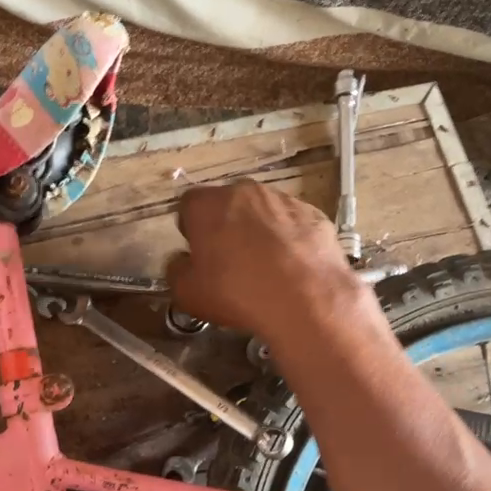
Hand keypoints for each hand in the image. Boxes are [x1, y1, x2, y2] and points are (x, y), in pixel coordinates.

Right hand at [165, 181, 368, 337]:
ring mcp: (283, 200)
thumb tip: (181, 261)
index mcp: (207, 205)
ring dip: (258, 231)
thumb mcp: (187, 294)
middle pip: (227, 204)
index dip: (190, 228)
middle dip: (225, 226)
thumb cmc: (235, 292)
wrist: (305, 299)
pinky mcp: (314, 214)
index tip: (197, 253)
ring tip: (264, 268)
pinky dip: (288, 240)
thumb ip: (176, 271)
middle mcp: (245, 191)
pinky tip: (290, 269)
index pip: (188, 204)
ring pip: (262, 211)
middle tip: (228, 262)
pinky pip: (291, 224)